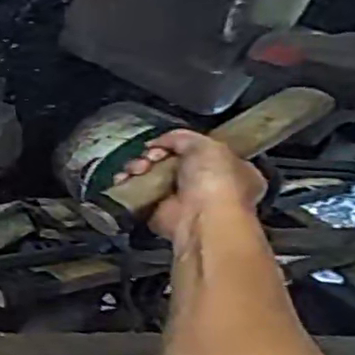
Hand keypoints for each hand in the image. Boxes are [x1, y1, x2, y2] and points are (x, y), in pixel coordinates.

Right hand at [112, 129, 265, 242]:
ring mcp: (180, 200)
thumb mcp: (206, 144)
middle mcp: (206, 185)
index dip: (180, 144)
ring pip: (151, 175)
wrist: (201, 218)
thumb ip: (181, 137)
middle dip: (153, 156)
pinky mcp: (157, 212)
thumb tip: (157, 143)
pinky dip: (127, 184)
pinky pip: (138, 193)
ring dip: (138, 167)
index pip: (201, 151)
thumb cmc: (215, 179)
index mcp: (230, 169)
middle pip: (169, 161)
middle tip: (149, 158)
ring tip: (137, 169)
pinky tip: (124, 179)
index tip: (165, 144)